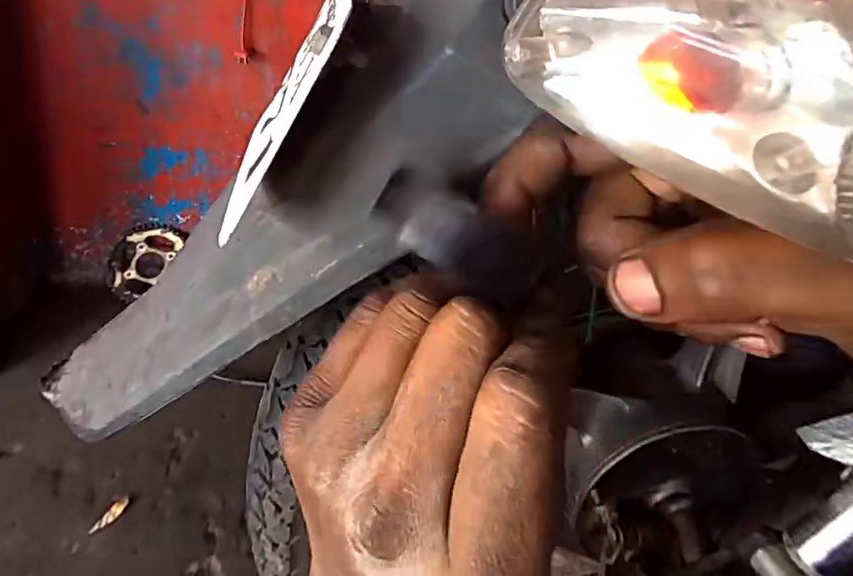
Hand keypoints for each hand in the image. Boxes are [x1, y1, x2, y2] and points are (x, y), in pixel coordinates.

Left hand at [282, 282, 574, 575]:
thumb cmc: (461, 569)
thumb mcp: (533, 536)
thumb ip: (543, 435)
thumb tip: (542, 319)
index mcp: (475, 566)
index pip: (512, 406)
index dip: (541, 344)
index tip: (552, 321)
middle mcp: (389, 506)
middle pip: (457, 339)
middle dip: (495, 317)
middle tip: (506, 330)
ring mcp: (333, 454)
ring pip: (407, 312)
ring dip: (447, 303)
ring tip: (465, 326)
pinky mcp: (300, 422)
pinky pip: (363, 317)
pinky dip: (401, 308)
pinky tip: (422, 330)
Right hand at [481, 120, 852, 393]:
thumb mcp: (834, 268)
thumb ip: (729, 270)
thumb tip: (623, 286)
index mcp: (705, 124)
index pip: (592, 124)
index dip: (534, 163)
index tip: (499, 216)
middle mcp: (681, 152)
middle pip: (600, 204)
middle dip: (639, 268)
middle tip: (721, 309)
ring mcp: (685, 200)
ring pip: (625, 251)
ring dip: (676, 299)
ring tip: (758, 321)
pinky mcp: (694, 238)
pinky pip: (653, 277)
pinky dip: (687, 307)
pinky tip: (751, 323)